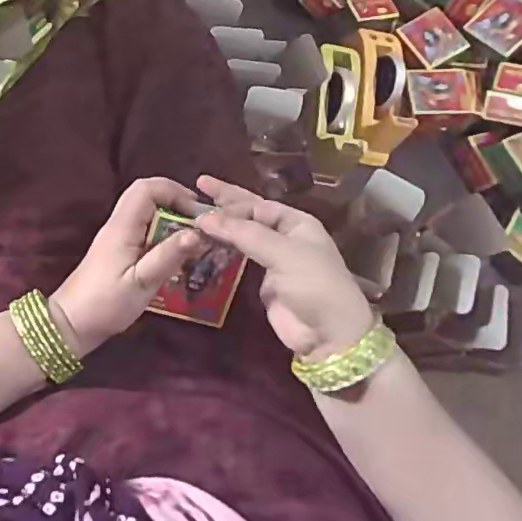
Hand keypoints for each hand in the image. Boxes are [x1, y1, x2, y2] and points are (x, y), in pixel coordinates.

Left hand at [51, 177, 210, 353]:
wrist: (71, 324)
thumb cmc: (105, 303)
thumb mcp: (141, 282)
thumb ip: (169, 256)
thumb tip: (198, 233)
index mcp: (122, 226)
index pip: (147, 188)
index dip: (175, 192)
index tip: (198, 213)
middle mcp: (118, 225)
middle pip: (146, 195)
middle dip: (176, 202)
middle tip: (199, 223)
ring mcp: (116, 237)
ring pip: (145, 212)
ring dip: (170, 218)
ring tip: (193, 237)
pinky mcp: (117, 250)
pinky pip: (143, 229)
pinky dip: (162, 233)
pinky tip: (176, 253)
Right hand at [191, 175, 374, 361]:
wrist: (328, 334)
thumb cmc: (314, 284)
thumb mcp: (282, 252)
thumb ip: (243, 233)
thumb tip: (204, 218)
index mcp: (296, 222)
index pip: (257, 204)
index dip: (231, 200)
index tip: (202, 198)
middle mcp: (285, 236)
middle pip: (250, 214)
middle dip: (224, 202)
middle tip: (197, 186)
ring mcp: (273, 260)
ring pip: (242, 237)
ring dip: (220, 228)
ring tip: (193, 216)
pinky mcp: (263, 282)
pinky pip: (239, 260)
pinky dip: (222, 251)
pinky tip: (204, 244)